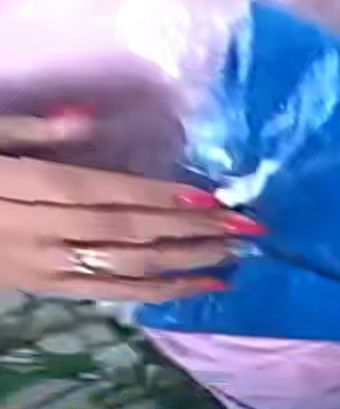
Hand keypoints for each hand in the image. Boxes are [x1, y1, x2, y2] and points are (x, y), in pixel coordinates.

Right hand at [0, 114, 253, 301]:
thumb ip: (26, 130)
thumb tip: (90, 115)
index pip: (87, 188)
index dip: (152, 193)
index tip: (211, 196)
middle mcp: (20, 227)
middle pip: (121, 228)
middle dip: (191, 227)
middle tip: (248, 225)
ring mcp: (36, 263)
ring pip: (131, 263)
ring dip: (193, 258)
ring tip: (239, 250)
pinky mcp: (46, 288)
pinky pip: (120, 293)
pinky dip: (172, 290)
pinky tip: (215, 283)